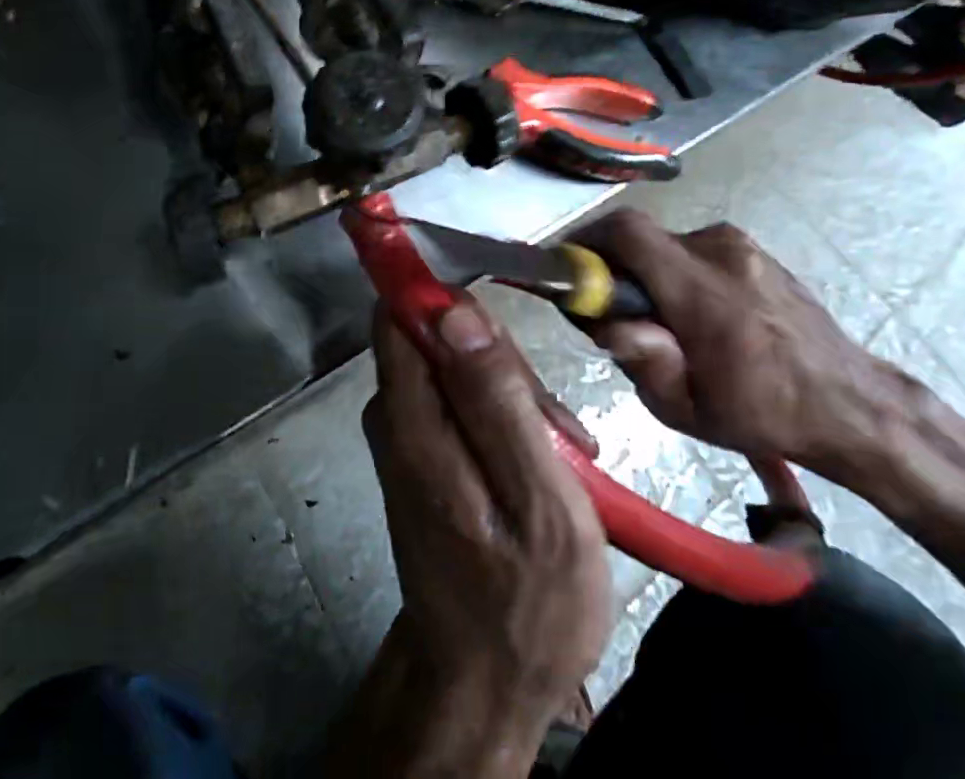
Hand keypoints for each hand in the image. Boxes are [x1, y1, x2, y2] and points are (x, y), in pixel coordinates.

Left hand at [357, 297, 611, 768]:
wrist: (484, 676)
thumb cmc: (524, 599)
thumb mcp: (538, 497)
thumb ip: (496, 399)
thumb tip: (453, 311)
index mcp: (412, 422)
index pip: (398, 316)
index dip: (439, 290)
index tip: (495, 296)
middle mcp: (394, 420)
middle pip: (438, 343)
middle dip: (500, 363)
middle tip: (560, 422)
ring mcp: (407, 441)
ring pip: (458, 376)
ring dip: (515, 399)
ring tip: (570, 453)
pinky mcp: (424, 460)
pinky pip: (460, 411)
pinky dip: (506, 425)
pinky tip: (550, 465)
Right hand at [573, 210, 925, 487]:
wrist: (852, 404)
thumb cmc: (762, 414)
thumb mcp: (684, 409)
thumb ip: (640, 360)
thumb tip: (603, 322)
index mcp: (703, 291)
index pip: (626, 232)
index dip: (583, 242)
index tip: (565, 272)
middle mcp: (721, 252)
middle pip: (638, 237)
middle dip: (608, 266)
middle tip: (606, 311)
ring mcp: (743, 246)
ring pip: (663, 244)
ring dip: (642, 272)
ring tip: (653, 321)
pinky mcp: (754, 251)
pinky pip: (691, 250)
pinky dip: (671, 272)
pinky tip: (688, 315)